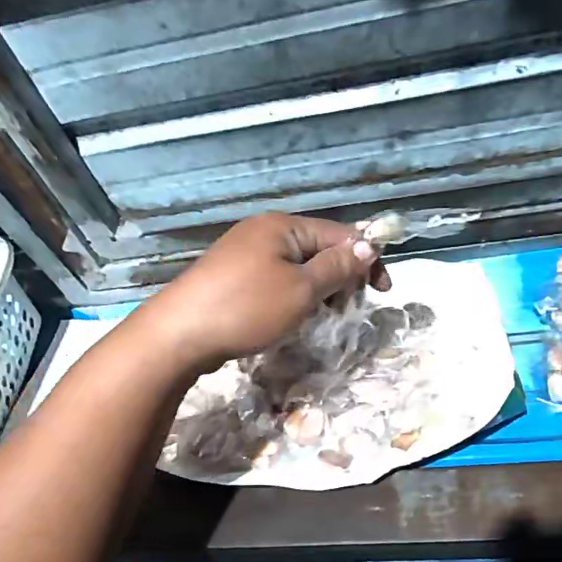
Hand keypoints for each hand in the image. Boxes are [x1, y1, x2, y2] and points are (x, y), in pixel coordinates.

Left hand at [129, 213, 384, 370]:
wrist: (180, 334)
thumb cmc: (246, 308)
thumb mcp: (301, 290)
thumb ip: (337, 267)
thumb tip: (368, 246)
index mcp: (282, 226)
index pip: (340, 234)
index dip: (366, 260)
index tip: (382, 293)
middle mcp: (262, 232)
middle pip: (317, 249)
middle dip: (340, 277)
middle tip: (346, 310)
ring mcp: (242, 255)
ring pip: (295, 268)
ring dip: (316, 290)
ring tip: (320, 317)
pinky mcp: (230, 278)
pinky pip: (273, 281)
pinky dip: (290, 297)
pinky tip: (289, 317)